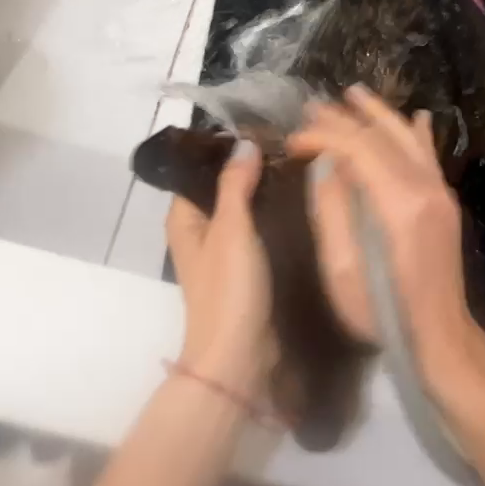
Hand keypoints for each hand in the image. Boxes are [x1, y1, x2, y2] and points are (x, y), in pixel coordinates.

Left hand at [166, 140, 274, 395]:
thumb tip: (244, 143)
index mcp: (183, 218)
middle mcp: (197, 231)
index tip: (264, 130)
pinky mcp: (244, 271)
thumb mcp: (231, 230)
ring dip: (265, 195)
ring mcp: (221, 253)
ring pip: (243, 211)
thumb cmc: (228, 289)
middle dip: (252, 170)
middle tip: (290, 147)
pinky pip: (257, 234)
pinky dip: (273, 219)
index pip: (201, 169)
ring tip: (300, 169)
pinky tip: (299, 207)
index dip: (227, 149)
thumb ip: (235, 185)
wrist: (238, 355)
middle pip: (222, 189)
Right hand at [288, 86, 474, 358]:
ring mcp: (440, 194)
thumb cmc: (383, 312)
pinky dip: (417, 133)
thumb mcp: (342, 270)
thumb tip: (325, 166)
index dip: (322, 136)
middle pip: (382, 137)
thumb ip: (332, 212)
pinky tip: (417, 117)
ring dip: (379, 115)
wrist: (439, 337)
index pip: (356, 148)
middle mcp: (424, 188)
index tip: (293, 140)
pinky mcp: (445, 205)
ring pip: (408, 139)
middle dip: (345, 119)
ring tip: (355, 93)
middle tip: (312, 106)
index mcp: (397, 203)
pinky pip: (429, 156)